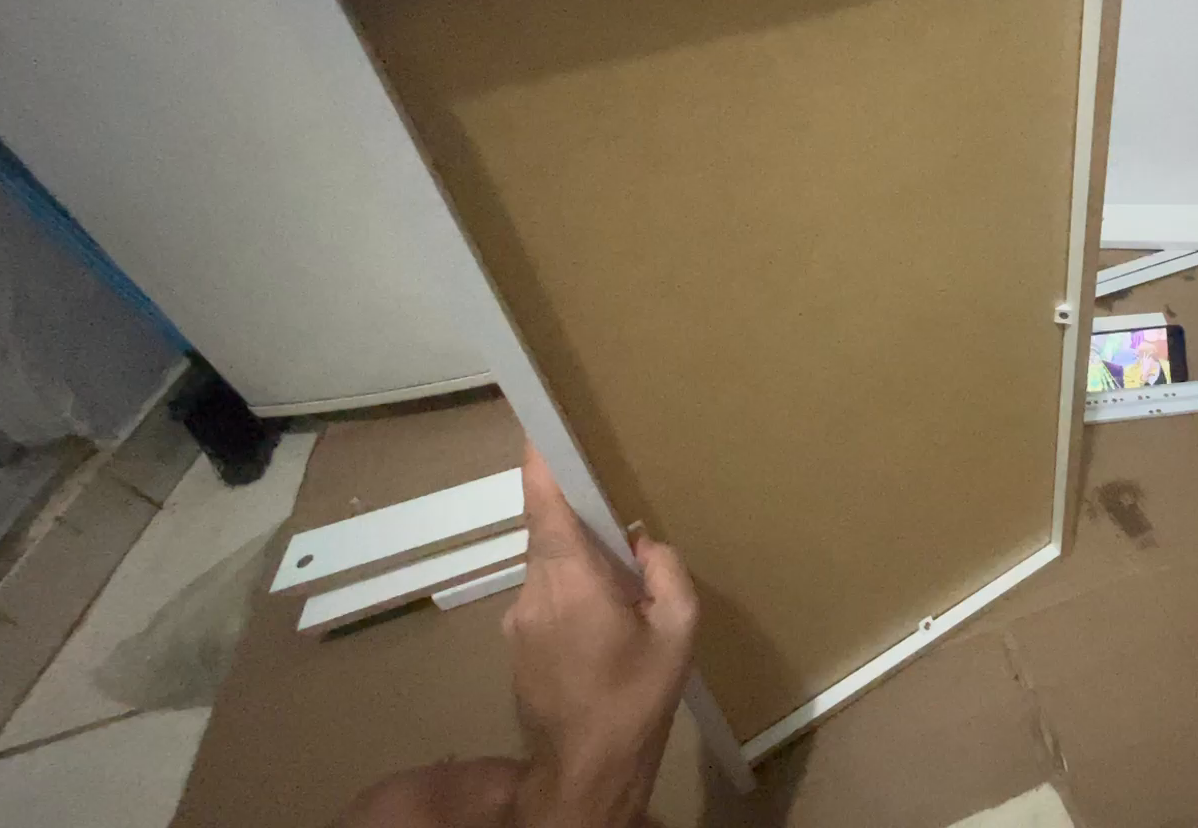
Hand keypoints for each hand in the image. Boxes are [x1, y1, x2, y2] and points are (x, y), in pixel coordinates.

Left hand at [507, 443, 698, 827]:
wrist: (587, 771)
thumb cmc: (638, 696)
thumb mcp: (679, 629)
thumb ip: (666, 571)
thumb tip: (643, 541)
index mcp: (573, 583)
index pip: (545, 509)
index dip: (539, 465)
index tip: (539, 426)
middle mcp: (534, 593)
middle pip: (547, 530)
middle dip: (577, 510)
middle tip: (615, 502)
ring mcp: (519, 619)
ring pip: (548, 561)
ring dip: (579, 553)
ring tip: (621, 574)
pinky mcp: (518, 640)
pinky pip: (545, 589)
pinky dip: (572, 582)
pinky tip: (605, 614)